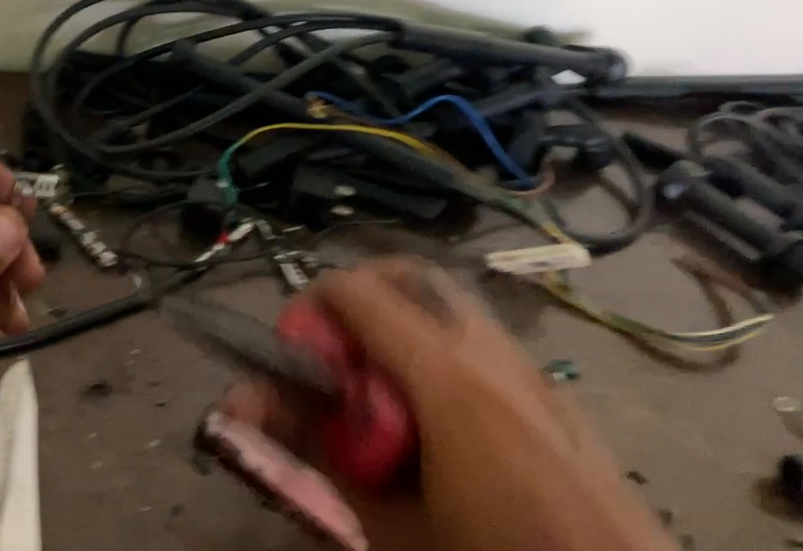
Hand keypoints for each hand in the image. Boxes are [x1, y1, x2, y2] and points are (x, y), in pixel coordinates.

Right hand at [221, 257, 674, 550]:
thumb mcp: (389, 525)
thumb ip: (311, 456)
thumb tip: (240, 405)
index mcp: (449, 381)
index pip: (356, 290)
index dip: (309, 311)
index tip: (295, 361)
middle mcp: (496, 358)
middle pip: (407, 276)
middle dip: (357, 300)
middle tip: (332, 358)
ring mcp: (537, 376)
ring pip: (447, 306)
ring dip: (398, 327)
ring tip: (380, 396)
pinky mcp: (562, 404)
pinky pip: (482, 343)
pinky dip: (438, 354)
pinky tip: (436, 426)